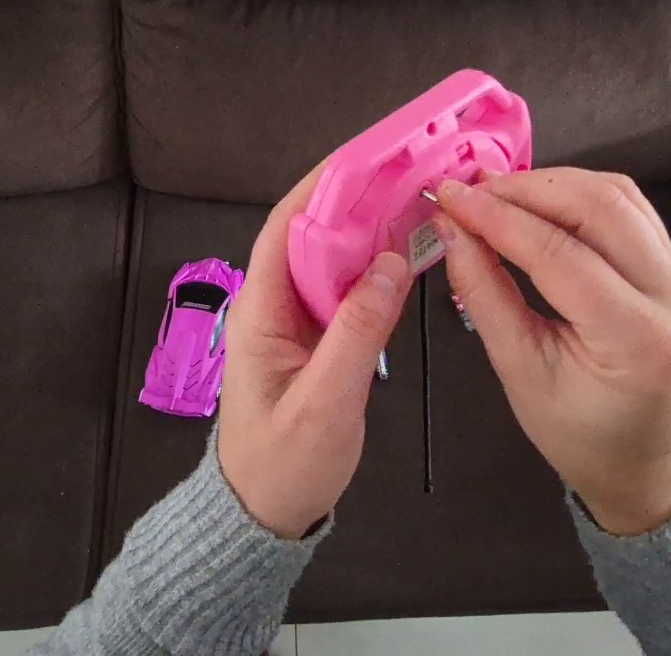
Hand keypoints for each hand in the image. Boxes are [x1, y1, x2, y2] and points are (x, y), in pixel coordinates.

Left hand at [216, 164, 413, 538]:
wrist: (263, 513)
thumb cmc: (283, 463)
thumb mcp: (324, 402)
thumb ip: (357, 333)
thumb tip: (391, 263)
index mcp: (261, 308)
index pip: (285, 227)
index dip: (321, 187)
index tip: (363, 157)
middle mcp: (274, 301)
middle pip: (310, 234)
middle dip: (352, 199)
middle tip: (402, 170)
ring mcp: (294, 319)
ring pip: (330, 258)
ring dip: (365, 228)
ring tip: (409, 197)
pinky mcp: (314, 335)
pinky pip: (343, 289)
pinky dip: (371, 267)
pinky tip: (402, 253)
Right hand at [432, 169, 670, 535]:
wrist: (646, 467)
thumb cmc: (577, 435)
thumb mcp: (518, 370)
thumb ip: (483, 292)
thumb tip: (450, 228)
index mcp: (639, 342)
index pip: (559, 254)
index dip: (497, 217)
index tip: (449, 198)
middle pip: (601, 208)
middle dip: (526, 188)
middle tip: (471, 191)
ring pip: (621, 197)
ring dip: (553, 184)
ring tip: (498, 194)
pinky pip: (632, 211)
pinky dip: (579, 195)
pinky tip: (540, 203)